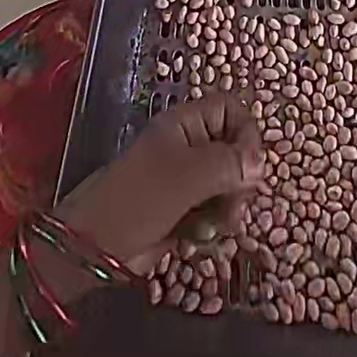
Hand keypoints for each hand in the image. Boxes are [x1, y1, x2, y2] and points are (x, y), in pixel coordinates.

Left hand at [57, 96, 263, 273]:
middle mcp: (190, 147)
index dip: (247, 133)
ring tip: (209, 228)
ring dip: (227, 212)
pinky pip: (218, 216)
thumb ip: (226, 164)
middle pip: (237, 153)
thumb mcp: (183, 176)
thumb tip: (261, 164)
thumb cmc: (136, 199)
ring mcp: (188, 181)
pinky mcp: (187, 213)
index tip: (251, 166)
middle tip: (230, 207)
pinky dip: (213, 231)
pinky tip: (196, 241)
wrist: (95, 247)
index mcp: (185, 124)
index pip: (231, 109)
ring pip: (231, 189)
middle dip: (239, 184)